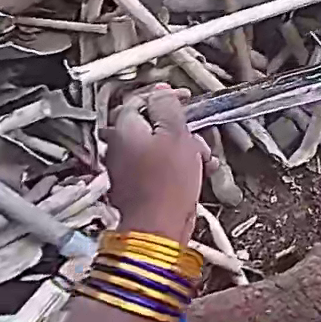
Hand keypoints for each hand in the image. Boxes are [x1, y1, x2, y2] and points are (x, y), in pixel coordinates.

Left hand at [103, 85, 208, 241]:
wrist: (158, 229)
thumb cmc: (167, 185)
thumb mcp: (176, 134)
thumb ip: (167, 107)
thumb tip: (161, 92)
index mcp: (123, 128)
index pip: (142, 99)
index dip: (167, 97)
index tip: (185, 99)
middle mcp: (118, 146)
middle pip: (151, 123)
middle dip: (179, 128)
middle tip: (197, 135)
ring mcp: (125, 167)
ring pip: (156, 145)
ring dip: (181, 148)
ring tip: (202, 159)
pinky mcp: (135, 186)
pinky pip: (157, 166)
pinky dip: (175, 166)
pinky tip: (194, 174)